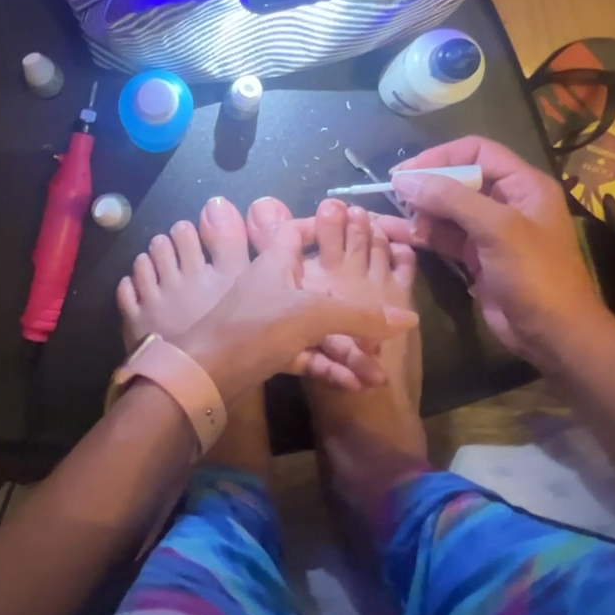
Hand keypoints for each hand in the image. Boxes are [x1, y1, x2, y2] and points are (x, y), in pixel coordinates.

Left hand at [174, 221, 417, 399]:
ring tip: (378, 376)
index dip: (324, 228)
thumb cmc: (254, 327)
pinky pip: (305, 354)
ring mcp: (268, 322)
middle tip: (386, 331)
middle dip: (355, 313)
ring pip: (316, 329)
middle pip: (321, 290)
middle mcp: (272, 287)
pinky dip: (328, 367)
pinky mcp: (266, 353)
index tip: (357, 234)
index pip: (297, 231)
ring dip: (347, 350)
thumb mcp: (311, 315)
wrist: (204, 376)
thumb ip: (360, 316)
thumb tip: (409, 317)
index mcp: (275, 263)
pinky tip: (354, 386)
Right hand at [375, 136, 608, 367]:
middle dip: (426, 186)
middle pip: (458, 179)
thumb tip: (404, 179)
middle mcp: (507, 202)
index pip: (477, 152)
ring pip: (446, 208)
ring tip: (392, 219)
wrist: (554, 335)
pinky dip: (420, 233)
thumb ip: (451, 199)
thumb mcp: (497, 229)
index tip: (406, 172)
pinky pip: (443, 236)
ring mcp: (490, 231)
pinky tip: (395, 233)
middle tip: (395, 195)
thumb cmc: (536, 275)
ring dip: (419, 211)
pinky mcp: (476, 256)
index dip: (440, 157)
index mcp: (523, 185)